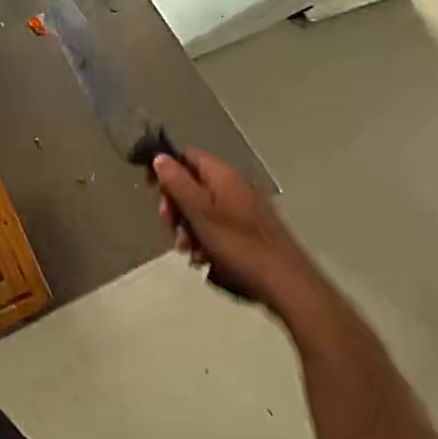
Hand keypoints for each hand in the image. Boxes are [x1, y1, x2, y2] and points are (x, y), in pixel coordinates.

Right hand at [151, 149, 331, 319]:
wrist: (285, 283)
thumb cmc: (238, 245)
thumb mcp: (199, 212)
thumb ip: (177, 183)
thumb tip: (160, 157)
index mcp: (223, 175)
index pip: (187, 155)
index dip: (165, 168)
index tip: (152, 190)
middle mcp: (235, 185)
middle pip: (192, 183)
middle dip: (175, 204)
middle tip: (169, 226)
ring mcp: (245, 208)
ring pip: (202, 207)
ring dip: (188, 225)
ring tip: (187, 249)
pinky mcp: (251, 229)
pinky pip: (217, 225)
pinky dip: (205, 237)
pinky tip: (203, 258)